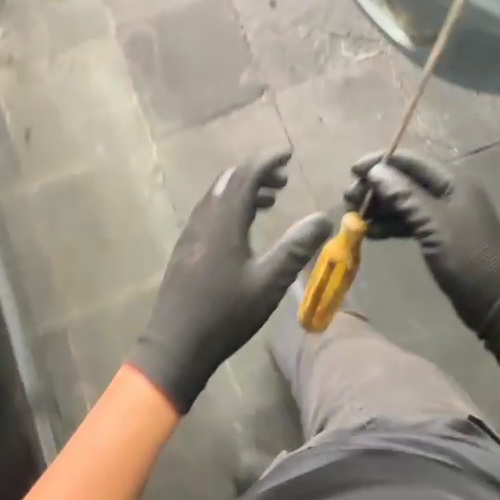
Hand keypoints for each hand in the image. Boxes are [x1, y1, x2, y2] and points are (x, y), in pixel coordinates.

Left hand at [130, 150, 331, 411]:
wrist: (175, 345)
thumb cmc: (225, 315)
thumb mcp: (268, 283)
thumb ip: (295, 248)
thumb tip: (324, 218)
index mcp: (223, 222)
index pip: (245, 175)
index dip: (267, 160)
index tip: (288, 154)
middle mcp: (204, 220)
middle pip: (229, 181)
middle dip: (256, 173)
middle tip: (283, 180)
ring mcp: (191, 234)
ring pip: (218, 196)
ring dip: (243, 190)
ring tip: (271, 200)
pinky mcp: (186, 249)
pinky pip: (210, 211)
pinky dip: (231, 206)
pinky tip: (244, 228)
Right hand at [347, 151, 499, 364]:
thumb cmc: (469, 262)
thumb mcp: (434, 226)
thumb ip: (404, 196)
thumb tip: (375, 170)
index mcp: (453, 182)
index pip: (410, 160)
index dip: (380, 163)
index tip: (352, 173)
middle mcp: (449, 192)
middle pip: (405, 179)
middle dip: (376, 186)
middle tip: (349, 200)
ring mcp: (445, 215)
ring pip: (405, 201)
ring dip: (380, 206)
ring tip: (354, 217)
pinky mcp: (441, 235)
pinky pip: (410, 221)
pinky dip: (390, 224)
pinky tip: (370, 233)